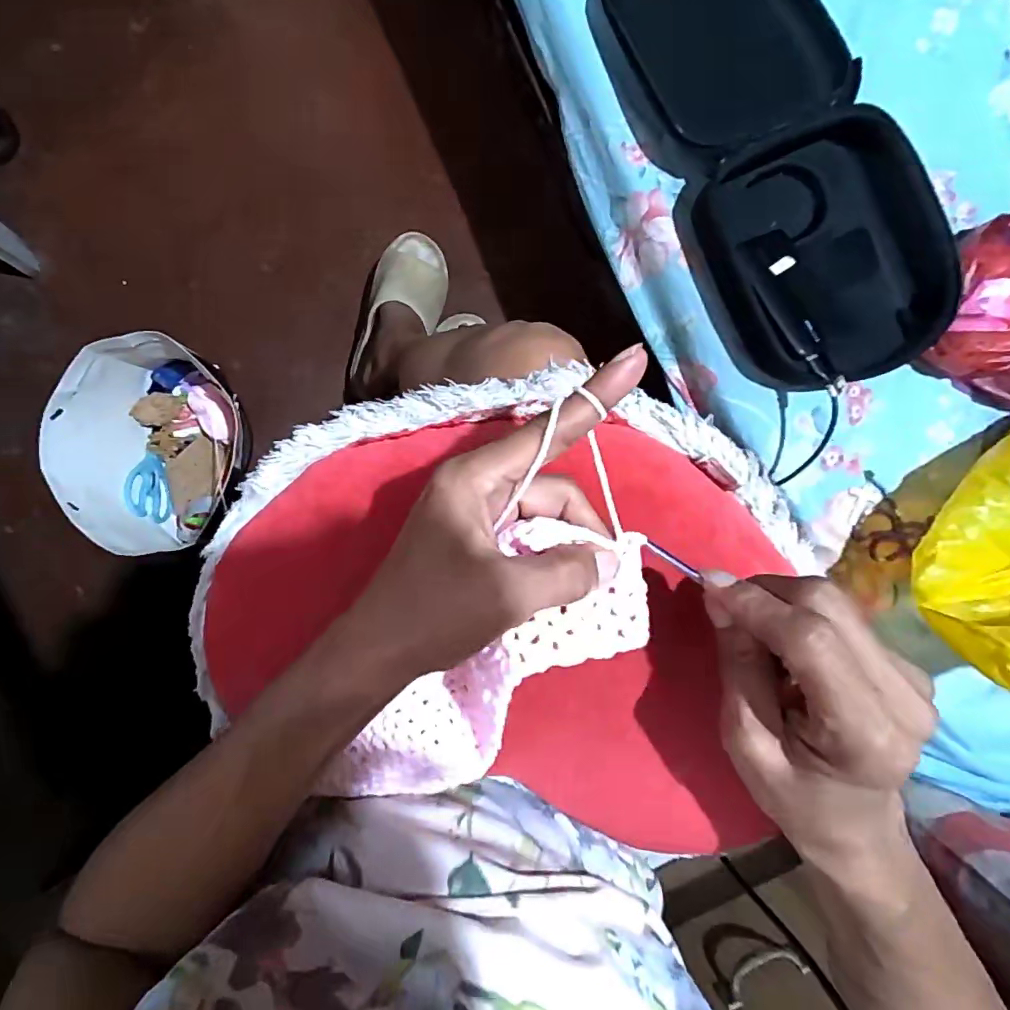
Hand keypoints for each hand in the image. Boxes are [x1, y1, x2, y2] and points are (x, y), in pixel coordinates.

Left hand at [331, 346, 648, 682]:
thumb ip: (566, 571)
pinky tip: (557, 583)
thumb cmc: (432, 613)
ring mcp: (470, 510)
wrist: (376, 651)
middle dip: (581, 524)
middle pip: (549, 486)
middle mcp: (473, 483)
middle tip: (602, 571)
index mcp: (474, 477)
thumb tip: (608, 560)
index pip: (547, 429)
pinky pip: (522, 533)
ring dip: (564, 544)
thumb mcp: (507, 594)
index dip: (594, 396)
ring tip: (580, 585)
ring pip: (539, 513)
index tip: (633, 359)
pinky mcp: (470, 538)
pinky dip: (545, 554)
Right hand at [705, 574, 936, 874]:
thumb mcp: (745, 741)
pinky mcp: (910, 665)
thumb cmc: (793, 796)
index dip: (757, 604)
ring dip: (783, 600)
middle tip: (727, 606)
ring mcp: (915, 678)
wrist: (856, 825)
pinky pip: (845, 615)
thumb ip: (738, 665)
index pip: (811, 639)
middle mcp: (905, 697)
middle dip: (767, 592)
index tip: (709, 585)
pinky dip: (803, 614)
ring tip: (754, 628)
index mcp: (866, 732)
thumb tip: (721, 595)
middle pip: (828, 606)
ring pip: (837, 602)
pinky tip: (786, 644)